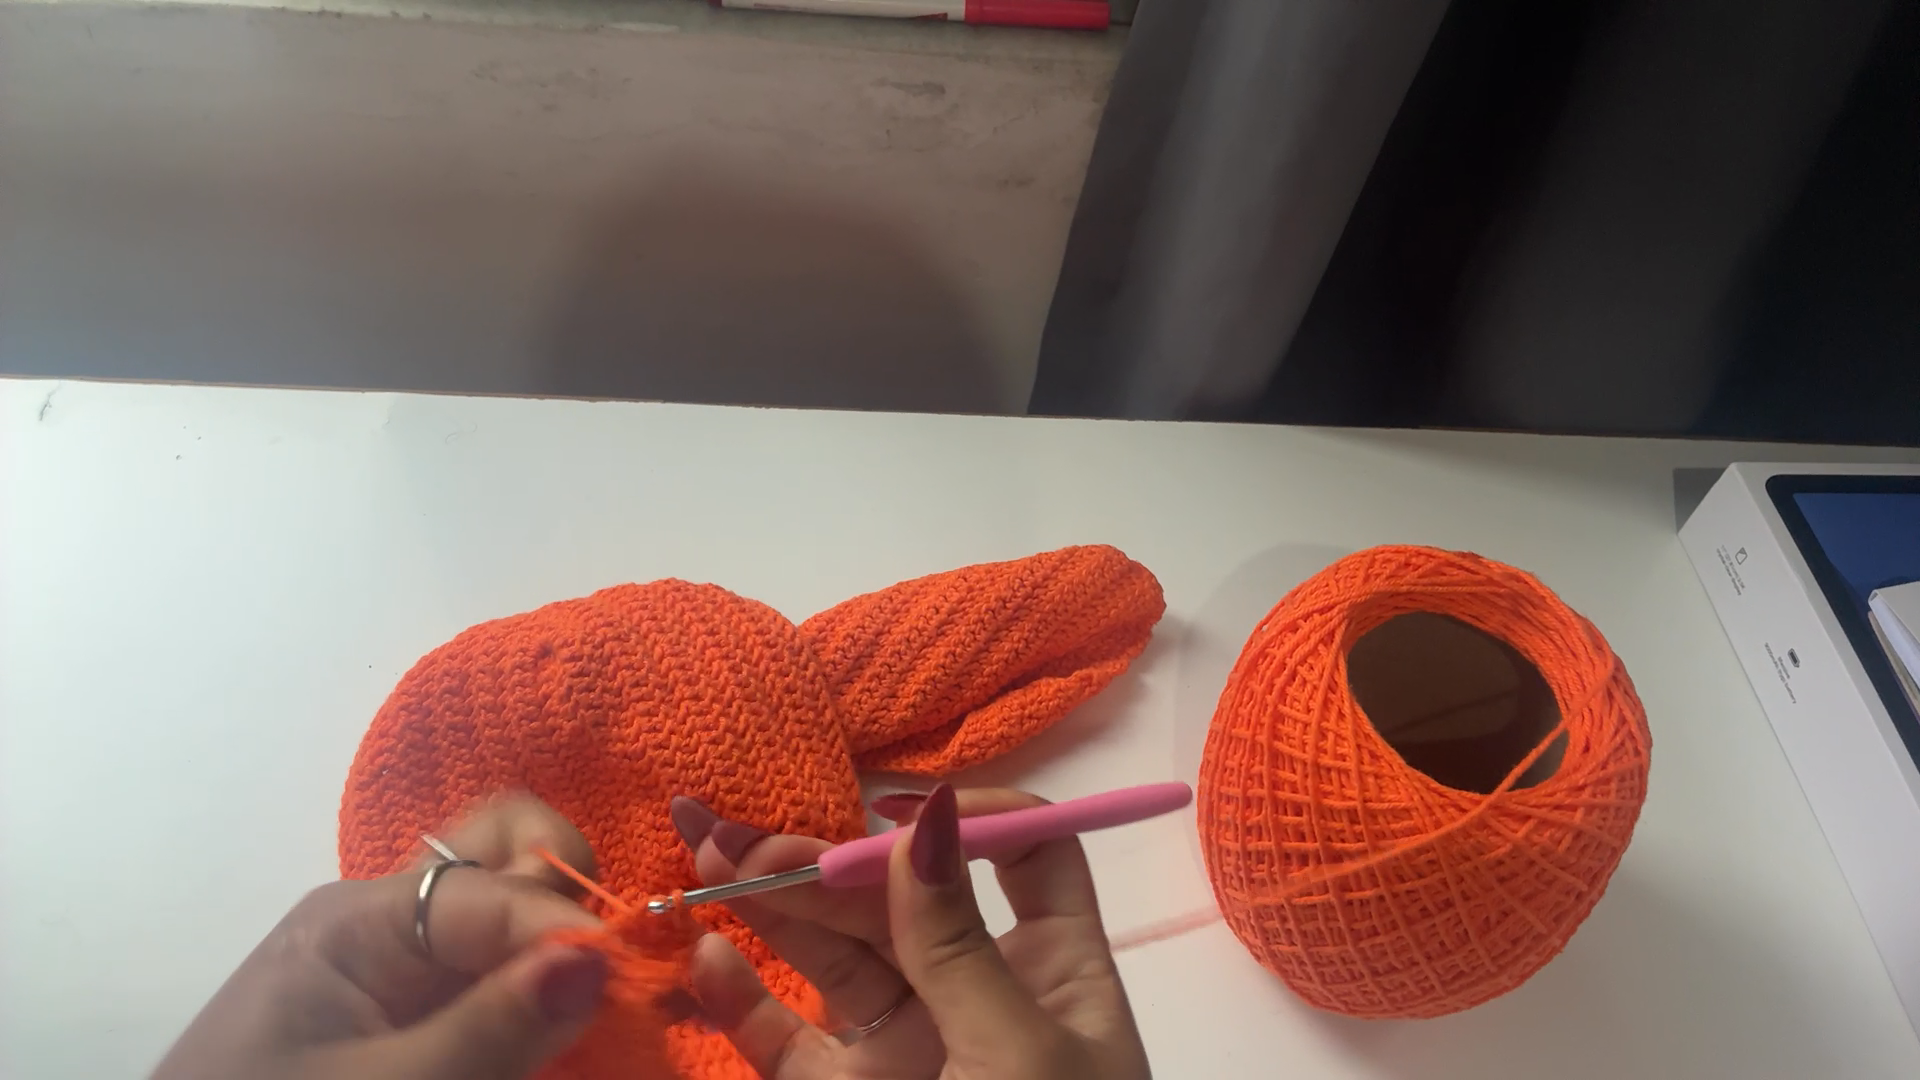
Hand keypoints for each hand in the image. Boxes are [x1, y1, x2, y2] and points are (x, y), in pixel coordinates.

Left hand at [154, 796, 610, 1079]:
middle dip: (567, 890)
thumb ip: (489, 1028)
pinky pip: (495, 944)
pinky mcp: (411, 992)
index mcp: (361, 916)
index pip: (502, 885)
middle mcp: (388, 909)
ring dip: (559, 920)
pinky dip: (536, 959)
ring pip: (512, 883)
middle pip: (509, 842)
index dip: (571, 927)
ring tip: (574, 983)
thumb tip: (604, 955)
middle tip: (587, 966)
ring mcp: (401, 948)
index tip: (625, 982)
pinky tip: (543, 1006)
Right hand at [672, 784, 1152, 1079]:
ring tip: (707, 858)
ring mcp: (909, 1041)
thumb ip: (959, 942)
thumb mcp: (1013, 1057)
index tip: (897, 811)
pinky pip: (792, 1039)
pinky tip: (710, 960)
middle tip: (742, 837)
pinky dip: (747, 1002)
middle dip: (825, 859)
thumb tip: (933, 814)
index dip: (971, 814)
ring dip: (772, 907)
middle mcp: (976, 987)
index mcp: (1051, 964)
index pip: (1024, 851)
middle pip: (902, 895)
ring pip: (838, 952)